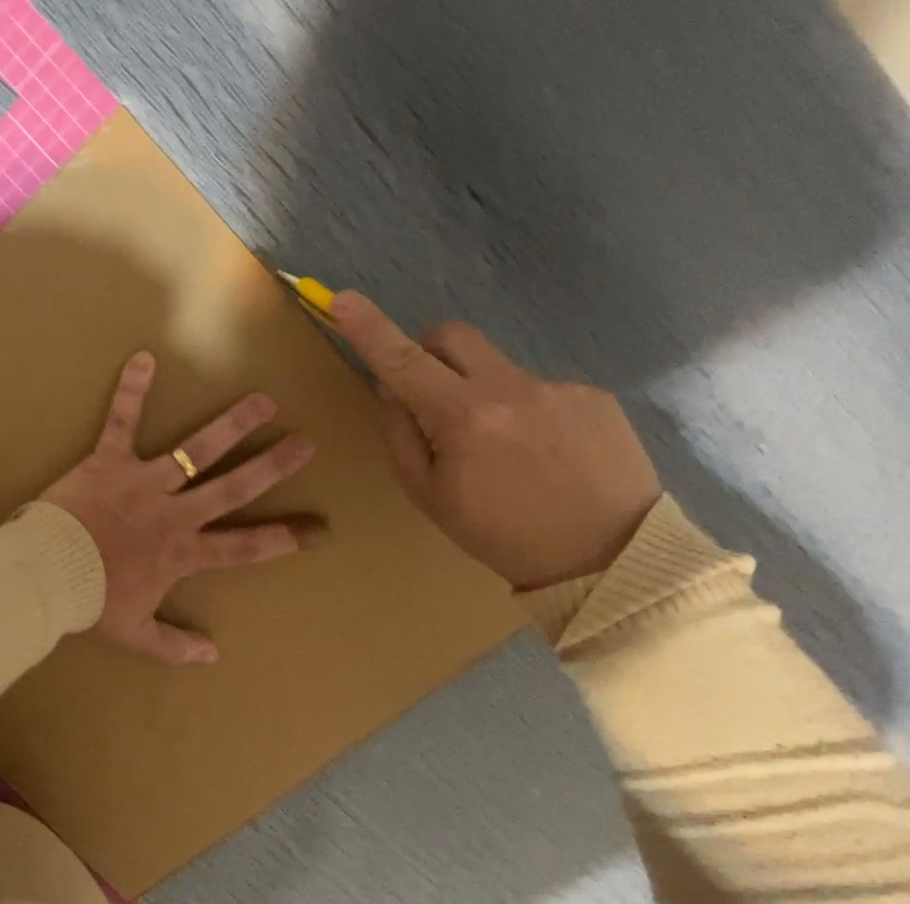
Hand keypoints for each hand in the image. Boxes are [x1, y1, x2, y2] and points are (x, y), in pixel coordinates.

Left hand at [41, 350, 317, 663]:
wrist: (48, 575)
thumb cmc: (91, 602)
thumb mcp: (135, 633)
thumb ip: (174, 645)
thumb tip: (212, 657)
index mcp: (183, 552)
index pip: (245, 547)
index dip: (284, 538)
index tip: (319, 529)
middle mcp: (174, 512)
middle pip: (233, 487)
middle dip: (272, 466)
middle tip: (305, 443)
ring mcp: (143, 483)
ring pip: (195, 450)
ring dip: (230, 424)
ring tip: (261, 400)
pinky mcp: (108, 462)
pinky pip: (120, 422)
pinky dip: (131, 391)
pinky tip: (144, 357)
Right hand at [331, 291, 661, 589]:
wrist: (609, 556)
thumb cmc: (500, 534)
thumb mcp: (428, 495)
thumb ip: (402, 435)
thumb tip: (394, 391)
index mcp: (463, 417)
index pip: (402, 362)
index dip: (368, 329)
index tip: (342, 300)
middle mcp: (511, 388)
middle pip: (452, 336)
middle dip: (426, 351)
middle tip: (424, 392)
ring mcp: (559, 387)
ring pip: (495, 370)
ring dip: (479, 395)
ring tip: (502, 453)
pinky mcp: (594, 396)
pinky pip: (538, 392)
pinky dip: (524, 415)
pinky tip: (541, 457)